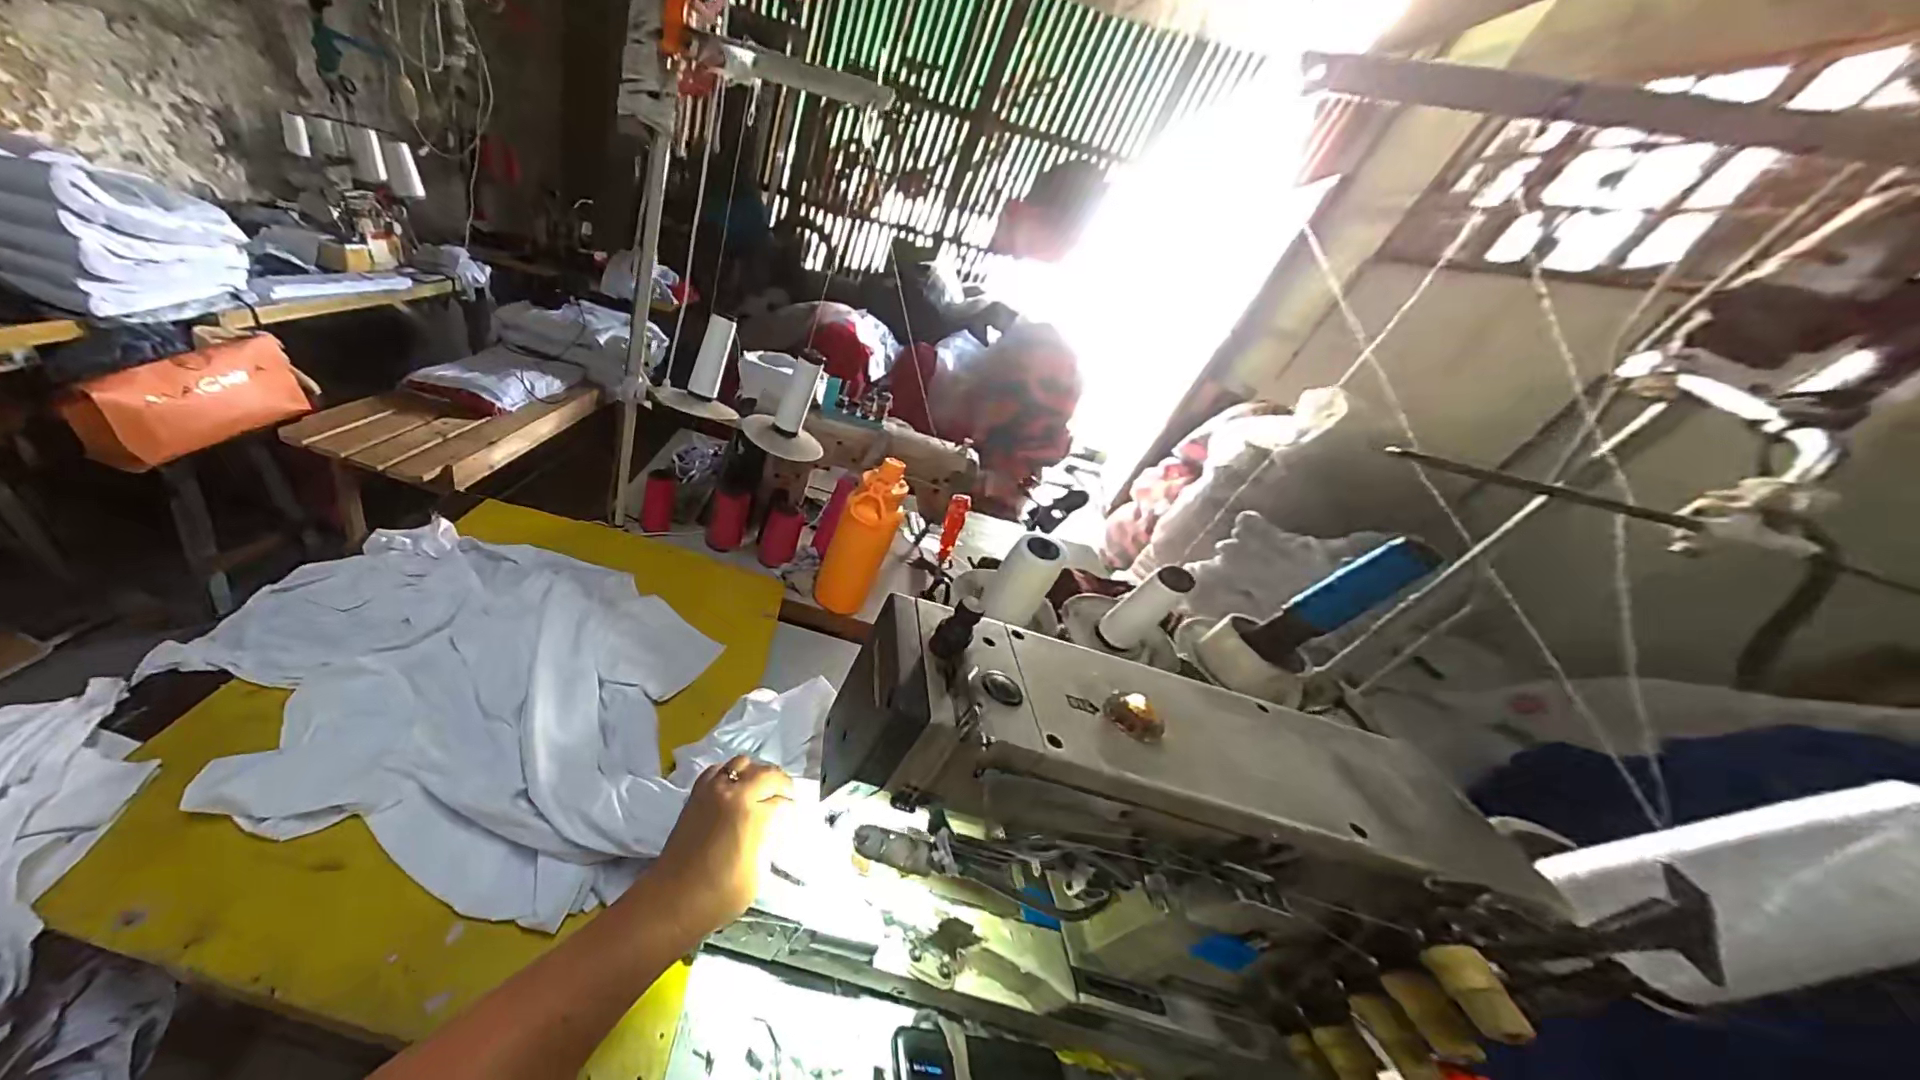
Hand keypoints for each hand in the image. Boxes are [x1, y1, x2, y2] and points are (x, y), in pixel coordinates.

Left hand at [646, 755, 792, 935]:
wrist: (671, 903)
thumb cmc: (719, 896)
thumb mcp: (757, 872)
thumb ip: (766, 840)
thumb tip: (769, 826)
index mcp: (751, 813)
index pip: (782, 800)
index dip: (790, 808)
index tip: (791, 817)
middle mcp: (733, 794)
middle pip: (767, 773)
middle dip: (781, 784)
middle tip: (785, 798)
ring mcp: (711, 791)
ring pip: (742, 763)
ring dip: (755, 773)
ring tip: (760, 790)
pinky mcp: (695, 796)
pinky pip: (717, 770)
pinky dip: (730, 773)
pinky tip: (733, 790)